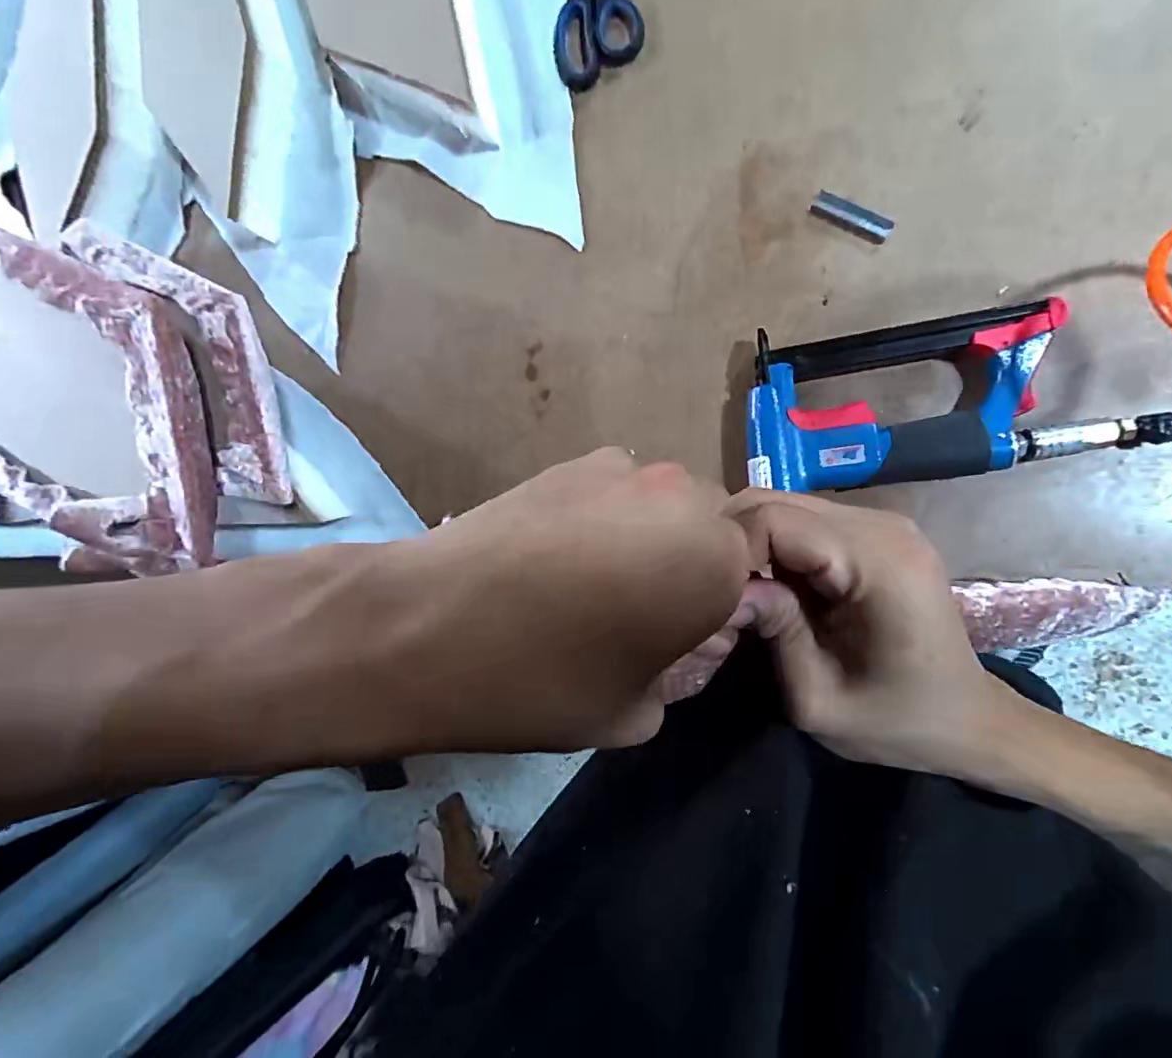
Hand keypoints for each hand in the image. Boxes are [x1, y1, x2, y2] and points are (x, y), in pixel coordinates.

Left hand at [146, 448, 753, 769]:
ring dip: (648, 542)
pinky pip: (616, 494)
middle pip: (710, 534)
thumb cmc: (538, 684)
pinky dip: (607, 521)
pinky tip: (556, 559)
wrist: (419, 625)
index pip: (752, 580)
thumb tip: (697, 639)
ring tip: (590, 585)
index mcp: (714, 558)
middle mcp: (680, 494)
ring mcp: (622, 468)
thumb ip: (690, 671)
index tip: (679, 644)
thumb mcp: (635, 711)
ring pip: (663, 508)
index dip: (717, 616)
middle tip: (638, 616)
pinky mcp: (569, 461)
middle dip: (689, 571)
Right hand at [724, 489, 1037, 778]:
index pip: (774, 519)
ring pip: (782, 505)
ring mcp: (880, 521)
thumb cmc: (897, 722)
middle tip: (714, 594)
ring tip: (738, 594)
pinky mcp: (873, 530)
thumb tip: (726, 590)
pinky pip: (802, 520)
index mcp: (878, 562)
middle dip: (732, 542)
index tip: (711, 597)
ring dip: (749, 544)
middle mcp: (881, 525)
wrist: (966, 721)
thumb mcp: (820, 700)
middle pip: (773, 501)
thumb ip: (776, 634)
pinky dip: (772, 547)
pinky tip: (769, 587)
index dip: (730, 550)